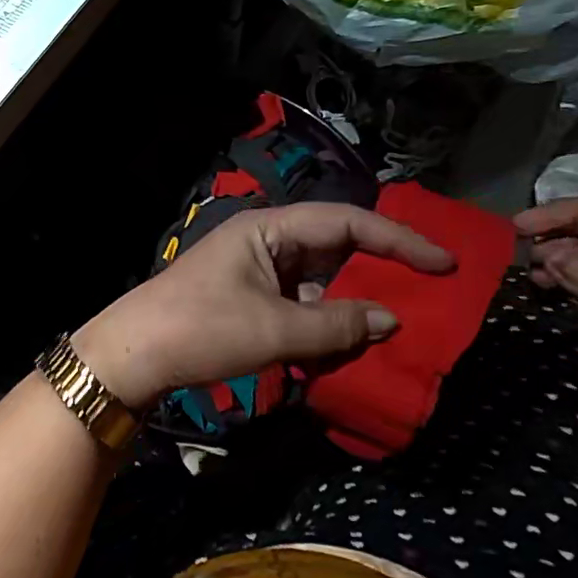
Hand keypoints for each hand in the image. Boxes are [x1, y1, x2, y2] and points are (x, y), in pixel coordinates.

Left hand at [73, 203, 453, 408]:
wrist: (134, 355)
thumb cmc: (202, 328)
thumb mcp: (274, 328)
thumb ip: (337, 324)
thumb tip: (390, 320)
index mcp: (273, 228)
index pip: (348, 222)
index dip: (398, 240)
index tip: (442, 261)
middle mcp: (271, 240)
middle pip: (338, 247)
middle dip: (381, 270)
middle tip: (428, 292)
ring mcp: (262, 269)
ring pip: (324, 279)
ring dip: (355, 302)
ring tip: (397, 323)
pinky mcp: (255, 296)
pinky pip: (305, 302)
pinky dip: (329, 321)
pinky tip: (349, 343)